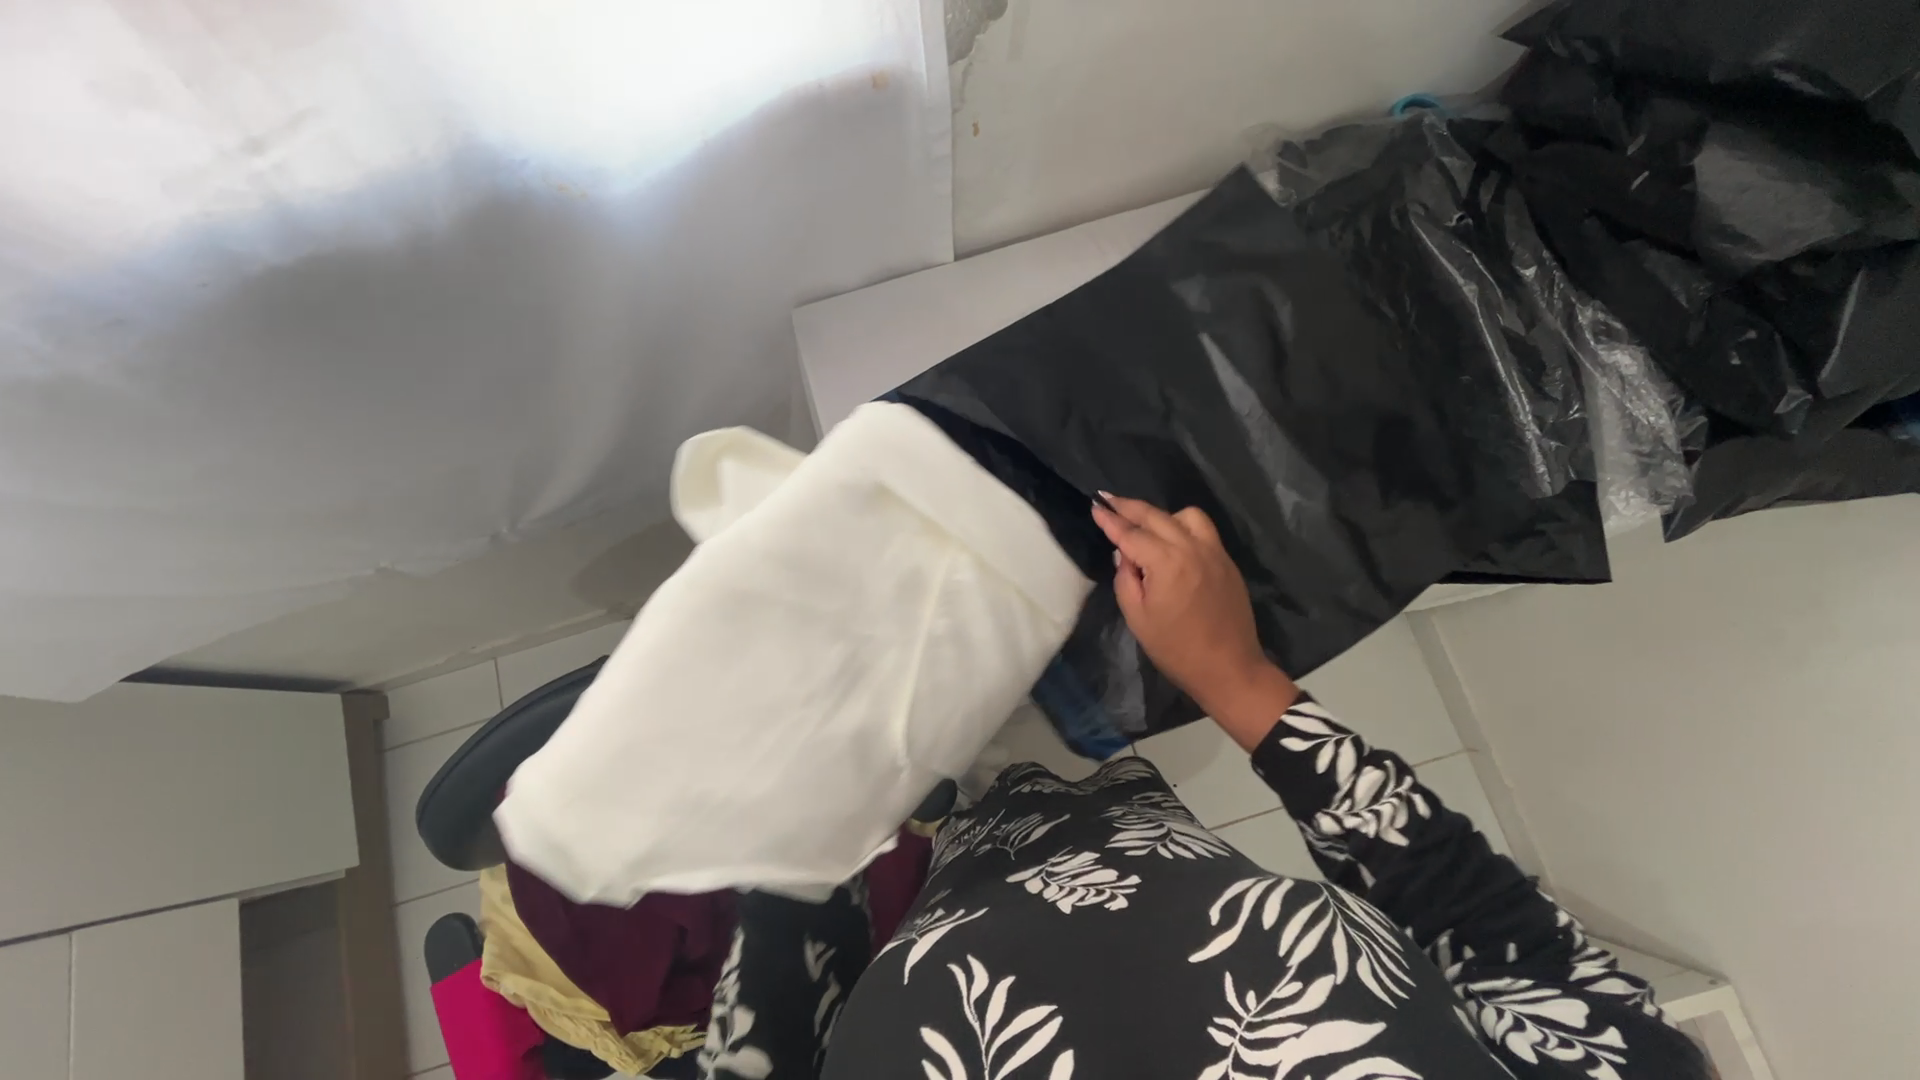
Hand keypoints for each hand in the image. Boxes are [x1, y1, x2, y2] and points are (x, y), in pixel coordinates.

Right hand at [1090, 494, 1297, 750]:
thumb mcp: (1137, 618)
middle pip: (1156, 516)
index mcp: (1166, 563)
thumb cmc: (1176, 649)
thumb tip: (1125, 554)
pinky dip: (1183, 526)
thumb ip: (1126, 578)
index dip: (1110, 519)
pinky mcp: (1226, 561)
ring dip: (1161, 515)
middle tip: (1108, 499)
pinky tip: (1172, 539)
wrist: (1228, 667)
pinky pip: (1203, 530)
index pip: (1131, 533)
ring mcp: (1214, 552)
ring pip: (1185, 516)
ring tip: (1145, 526)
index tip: (1095, 505)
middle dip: (1129, 506)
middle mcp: (1192, 548)